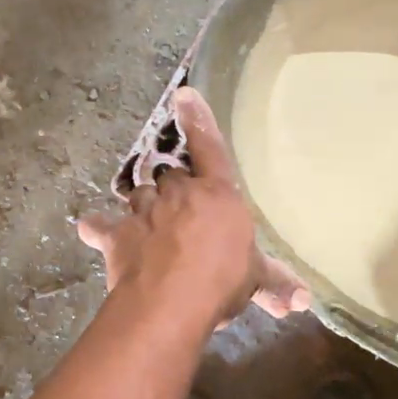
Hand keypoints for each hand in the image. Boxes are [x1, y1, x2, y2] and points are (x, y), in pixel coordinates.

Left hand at [78, 87, 310, 324]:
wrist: (170, 304)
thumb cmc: (222, 281)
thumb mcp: (255, 281)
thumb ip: (276, 284)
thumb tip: (304, 302)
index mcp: (217, 194)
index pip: (210, 147)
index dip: (198, 119)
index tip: (184, 94)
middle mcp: (178, 193)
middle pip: (172, 176)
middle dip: (175, 188)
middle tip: (182, 211)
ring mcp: (144, 212)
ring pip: (140, 195)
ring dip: (144, 205)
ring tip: (149, 224)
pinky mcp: (116, 235)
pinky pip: (101, 226)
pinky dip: (99, 228)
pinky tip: (93, 229)